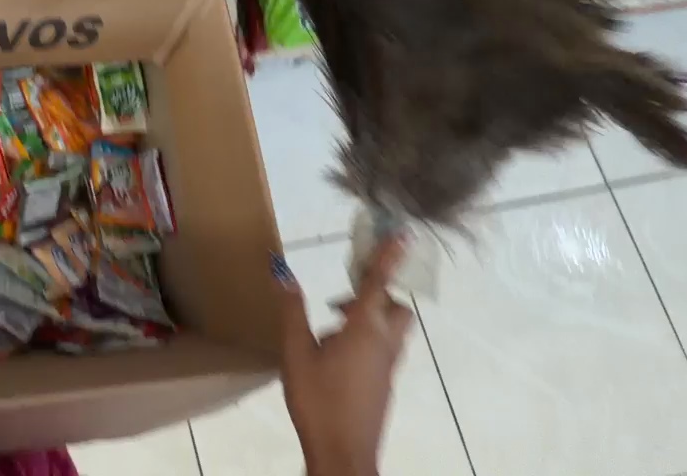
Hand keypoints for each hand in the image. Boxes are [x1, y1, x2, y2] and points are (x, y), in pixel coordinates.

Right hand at [274, 238, 415, 475]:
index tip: (404, 234)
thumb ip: (292, 309)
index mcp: (363, 331)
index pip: (379, 284)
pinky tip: (331, 349)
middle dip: (379, 291)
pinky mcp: (383, 384)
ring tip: (330, 319)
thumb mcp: (295, 351)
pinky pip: (381, 346)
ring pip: (390, 328)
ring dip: (369, 314)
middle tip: (344, 290)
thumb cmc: (318, 399)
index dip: (389, 257)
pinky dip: (364, 335)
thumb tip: (283, 271)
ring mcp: (386, 367)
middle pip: (396, 308)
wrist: (343, 455)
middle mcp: (383, 345)